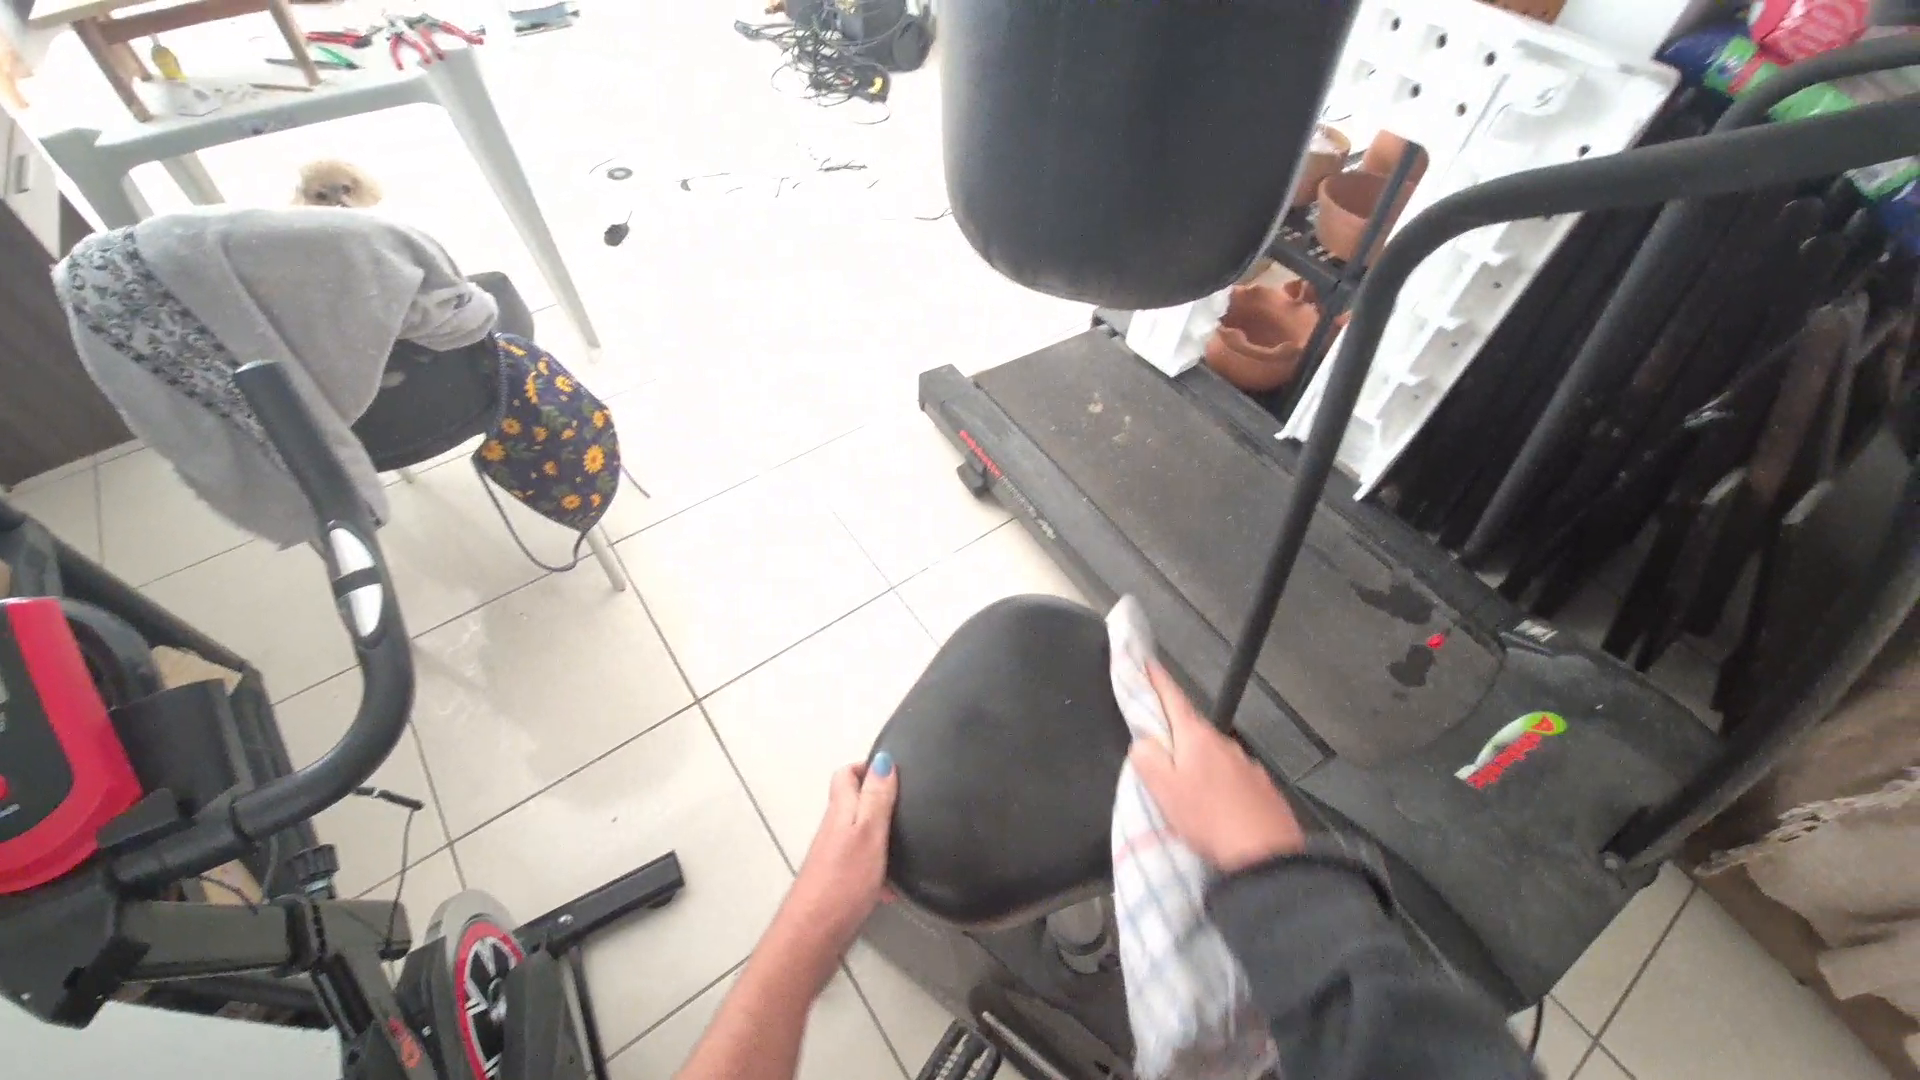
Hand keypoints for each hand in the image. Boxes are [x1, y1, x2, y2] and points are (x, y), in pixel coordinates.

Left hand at [777, 754, 899, 958]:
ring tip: (909, 846)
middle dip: (880, 801)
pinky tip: (894, 889)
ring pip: (861, 836)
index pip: (846, 775)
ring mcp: (834, 857)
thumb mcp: (868, 833)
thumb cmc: (843, 881)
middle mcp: (834, 830)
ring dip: (883, 838)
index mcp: (841, 811)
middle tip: (907, 807)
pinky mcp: (838, 883)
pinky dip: (880, 871)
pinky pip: (863, 866)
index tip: (894, 771)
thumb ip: (876, 798)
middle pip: (855, 804)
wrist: (813, 936)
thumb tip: (883, 759)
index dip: (867, 767)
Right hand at [1130, 663, 1304, 871]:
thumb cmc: (1207, 818)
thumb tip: (1145, 740)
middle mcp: (1225, 743)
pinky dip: (1222, 786)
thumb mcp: (1163, 790)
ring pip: (1215, 756)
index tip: (1148, 661)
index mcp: (1197, 738)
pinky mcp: (1264, 790)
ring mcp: (1248, 765)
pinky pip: (1234, 779)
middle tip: (1161, 752)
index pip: (1173, 698)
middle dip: (1177, 736)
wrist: (1266, 857)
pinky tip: (1219, 808)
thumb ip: (1147, 758)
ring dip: (1200, 764)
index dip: (1158, 680)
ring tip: (1191, 792)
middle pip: (1193, 730)